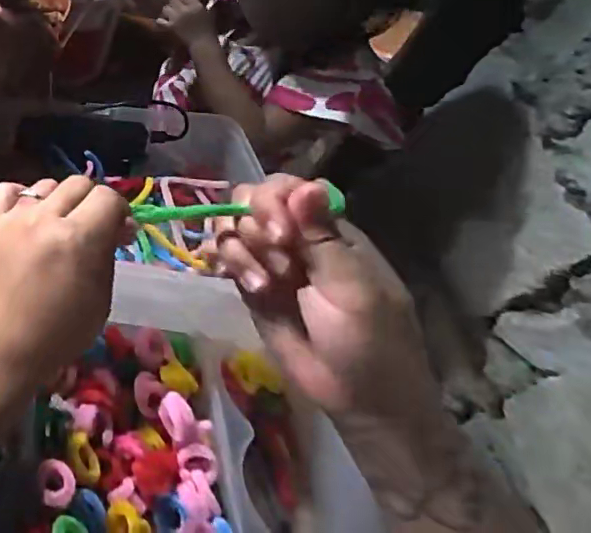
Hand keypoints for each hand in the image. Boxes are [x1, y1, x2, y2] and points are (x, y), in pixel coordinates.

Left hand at [0, 176, 128, 444]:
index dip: (120, 210)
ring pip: (47, 184)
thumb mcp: (100, 299)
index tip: (120, 229)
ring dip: (61, 200)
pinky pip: (10, 190)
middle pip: (79, 183)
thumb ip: (109, 253)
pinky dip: (24, 197)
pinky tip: (30, 216)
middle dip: (94, 202)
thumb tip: (120, 225)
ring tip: (60, 226)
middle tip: (95, 228)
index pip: (108, 197)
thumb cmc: (58, 334)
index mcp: (77, 238)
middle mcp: (45, 217)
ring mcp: (14, 216)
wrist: (0, 348)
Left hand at [157, 0, 216, 45]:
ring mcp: (176, 18)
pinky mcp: (170, 27)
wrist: (203, 44)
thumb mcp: (211, 14)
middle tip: (177, 7)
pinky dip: (161, 21)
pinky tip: (164, 22)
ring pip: (166, 8)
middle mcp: (184, 9)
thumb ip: (208, 5)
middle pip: (173, 0)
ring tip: (171, 14)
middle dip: (175, 3)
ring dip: (168, 10)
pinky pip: (160, 20)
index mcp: (195, 5)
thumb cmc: (209, 30)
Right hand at [211, 176, 439, 425]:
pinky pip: (220, 254)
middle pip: (252, 200)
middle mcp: (294, 236)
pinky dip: (219, 260)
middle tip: (275, 263)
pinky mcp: (248, 282)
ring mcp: (268, 259)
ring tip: (260, 286)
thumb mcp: (354, 290)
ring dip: (238, 251)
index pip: (287, 188)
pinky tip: (232, 280)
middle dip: (253, 226)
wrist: (361, 405)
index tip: (279, 233)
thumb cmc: (371, 344)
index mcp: (329, 229)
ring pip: (231, 225)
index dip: (273, 200)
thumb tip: (306, 185)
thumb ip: (323, 236)